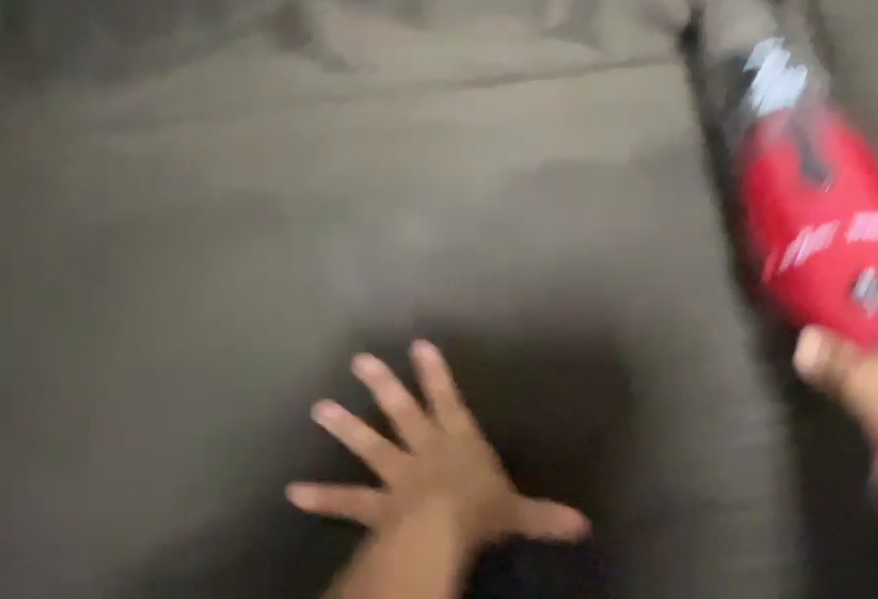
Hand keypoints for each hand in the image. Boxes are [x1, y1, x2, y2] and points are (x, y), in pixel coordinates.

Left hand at [287, 341, 590, 548]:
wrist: (438, 535)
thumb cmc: (480, 512)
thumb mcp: (518, 512)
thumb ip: (546, 515)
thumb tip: (585, 525)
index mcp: (459, 439)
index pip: (448, 398)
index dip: (435, 371)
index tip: (419, 343)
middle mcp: (425, 448)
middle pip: (402, 411)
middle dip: (383, 385)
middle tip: (359, 360)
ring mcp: (396, 474)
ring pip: (370, 445)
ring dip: (346, 427)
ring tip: (319, 408)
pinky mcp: (376, 505)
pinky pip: (346, 500)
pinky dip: (320, 498)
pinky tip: (292, 493)